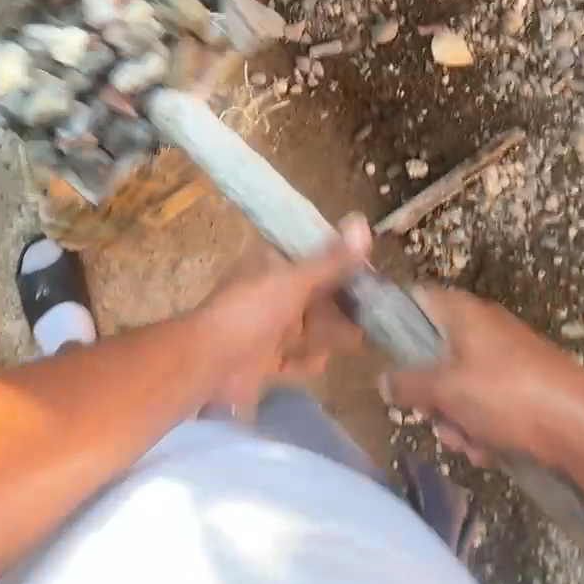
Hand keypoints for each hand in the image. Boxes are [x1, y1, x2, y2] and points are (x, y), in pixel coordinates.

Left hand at [186, 216, 371, 413]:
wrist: (209, 362)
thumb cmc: (251, 312)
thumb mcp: (295, 281)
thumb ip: (331, 260)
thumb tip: (361, 221)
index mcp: (272, 266)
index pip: (313, 259)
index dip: (340, 267)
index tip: (370, 277)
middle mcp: (269, 293)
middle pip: (315, 298)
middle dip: (340, 308)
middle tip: (374, 315)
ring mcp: (266, 329)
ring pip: (307, 330)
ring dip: (327, 336)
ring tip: (353, 339)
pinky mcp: (264, 362)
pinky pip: (293, 362)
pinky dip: (306, 363)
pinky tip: (319, 362)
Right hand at [380, 286, 583, 467]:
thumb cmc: (507, 396)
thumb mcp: (445, 390)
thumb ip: (407, 384)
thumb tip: (381, 381)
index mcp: (464, 313)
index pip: (417, 299)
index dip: (396, 321)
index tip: (385, 353)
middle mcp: (485, 329)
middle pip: (436, 353)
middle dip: (431, 394)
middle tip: (435, 417)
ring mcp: (509, 359)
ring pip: (461, 386)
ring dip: (457, 420)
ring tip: (470, 444)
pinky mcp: (528, 388)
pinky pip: (489, 404)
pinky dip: (485, 428)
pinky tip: (492, 451)